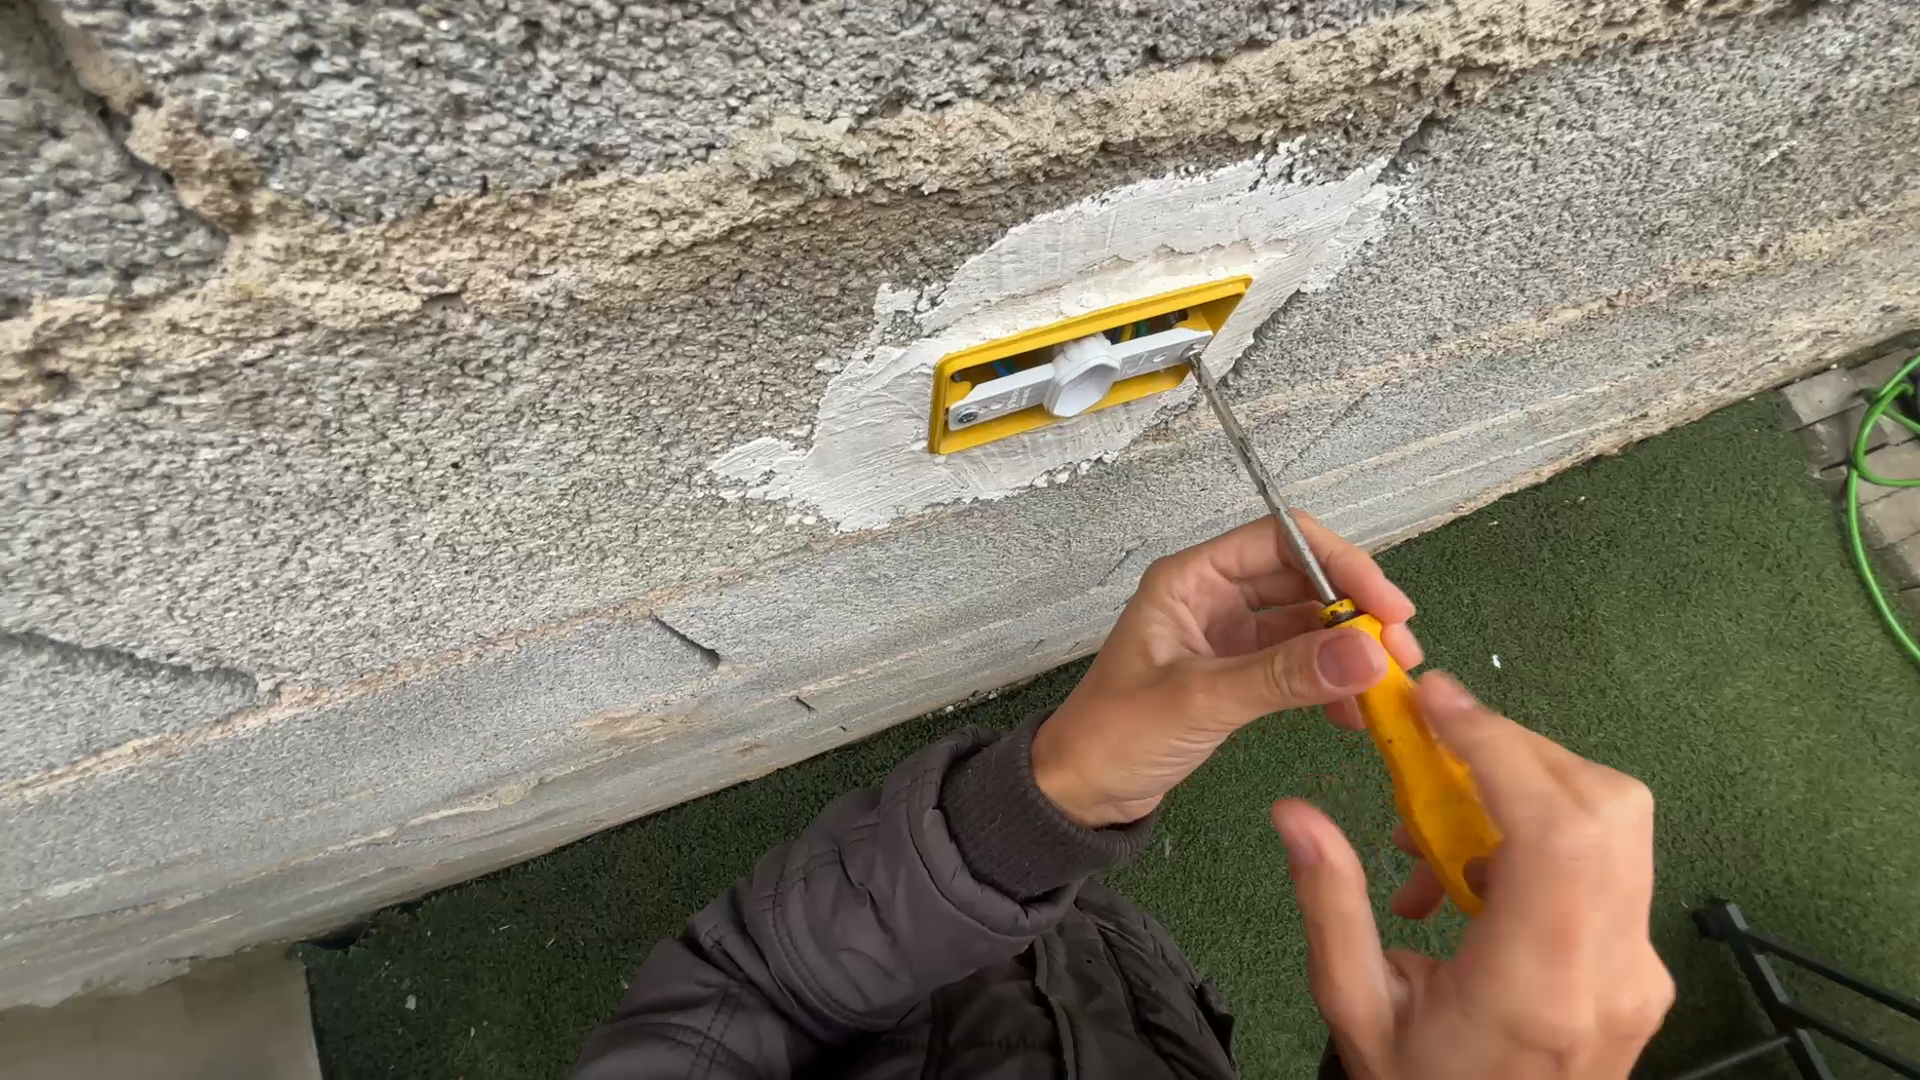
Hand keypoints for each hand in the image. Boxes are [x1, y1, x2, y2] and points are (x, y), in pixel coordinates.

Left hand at [1031, 515, 1421, 826]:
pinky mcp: (1235, 672)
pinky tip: (1351, 715)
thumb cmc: (1117, 733)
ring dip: (1347, 649)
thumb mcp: (1199, 700)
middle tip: (1403, 656)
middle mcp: (1210, 596)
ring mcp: (1225, 635)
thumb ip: (1281, 676)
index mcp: (1189, 579)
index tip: (1391, 610)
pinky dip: (1326, 681)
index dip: (1340, 564)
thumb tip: (1371, 653)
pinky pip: (1294, 663)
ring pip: (1303, 623)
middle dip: (1354, 610)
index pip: (1278, 540)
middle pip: (1300, 578)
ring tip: (1389, 690)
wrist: (1081, 789)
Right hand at [1271, 674, 1673, 1079]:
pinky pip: (1596, 852)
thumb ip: (1329, 903)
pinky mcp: (1634, 955)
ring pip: (1610, 818)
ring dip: (1516, 779)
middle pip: (1603, 807)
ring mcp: (1637, 963)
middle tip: (1427, 738)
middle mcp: (1613, 966)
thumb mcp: (1352, 1001)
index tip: (1434, 698)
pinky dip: (1527, 821)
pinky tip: (1460, 867)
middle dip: (1508, 745)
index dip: (1500, 746)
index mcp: (1538, 982)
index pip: (1559, 834)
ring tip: (1430, 822)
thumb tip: (1294, 811)